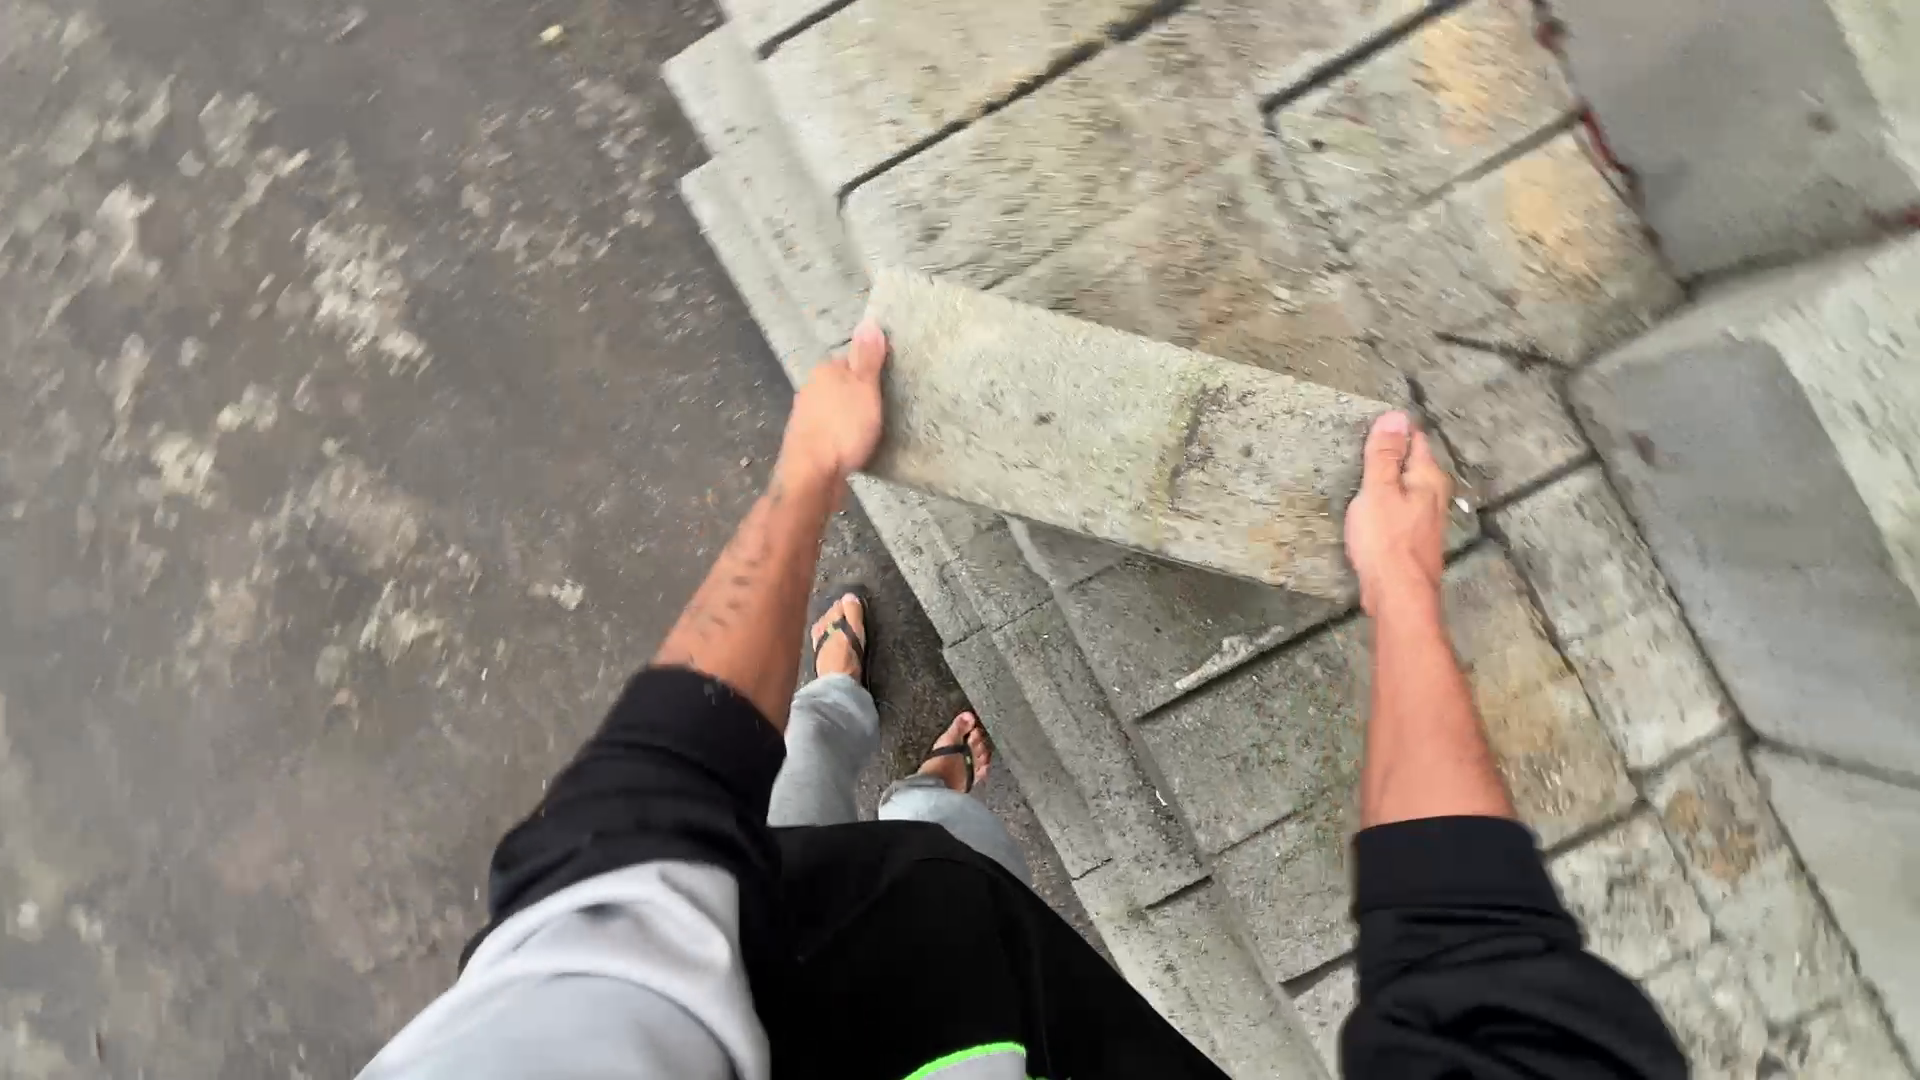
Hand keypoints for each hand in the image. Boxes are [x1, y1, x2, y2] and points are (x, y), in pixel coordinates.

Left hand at [775, 318, 887, 491]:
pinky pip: (828, 431)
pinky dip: (839, 435)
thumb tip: (869, 322)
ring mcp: (805, 416)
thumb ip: (867, 358)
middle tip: (879, 411)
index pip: (851, 361)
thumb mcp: (865, 389)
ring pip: (833, 409)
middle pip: (840, 386)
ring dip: (846, 417)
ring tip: (866, 431)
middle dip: (856, 396)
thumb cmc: (843, 428)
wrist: (812, 473)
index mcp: (825, 371)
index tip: (884, 388)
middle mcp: (810, 388)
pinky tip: (849, 448)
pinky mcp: (806, 441)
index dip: (869, 373)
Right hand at [1345, 411, 1449, 616]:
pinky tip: (1369, 508)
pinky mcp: (1413, 536)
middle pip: (1412, 464)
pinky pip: (1399, 507)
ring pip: (1406, 487)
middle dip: (1391, 455)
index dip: (1393, 431)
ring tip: (1361, 474)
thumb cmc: (1386, 540)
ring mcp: (1426, 518)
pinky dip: (1385, 501)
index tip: (1367, 427)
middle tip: (1359, 447)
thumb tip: (1396, 416)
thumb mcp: (1378, 491)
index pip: (1415, 440)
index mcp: (1428, 478)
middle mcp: (1434, 495)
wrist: (1397, 593)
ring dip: (1387, 480)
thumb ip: (1385, 456)